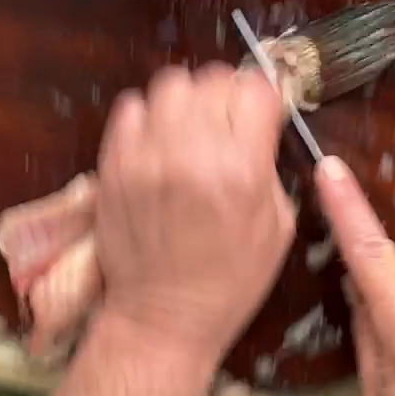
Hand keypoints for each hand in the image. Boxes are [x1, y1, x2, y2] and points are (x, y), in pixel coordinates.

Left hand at [92, 65, 294, 370]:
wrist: (162, 316)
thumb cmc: (230, 280)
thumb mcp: (279, 227)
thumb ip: (268, 166)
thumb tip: (259, 125)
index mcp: (242, 170)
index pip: (254, 89)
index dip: (263, 97)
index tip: (262, 111)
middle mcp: (193, 153)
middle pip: (213, 79)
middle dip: (227, 95)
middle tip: (227, 121)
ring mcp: (147, 155)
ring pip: (171, 84)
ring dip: (187, 99)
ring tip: (191, 127)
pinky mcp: (114, 163)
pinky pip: (131, 106)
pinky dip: (149, 116)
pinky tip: (158, 141)